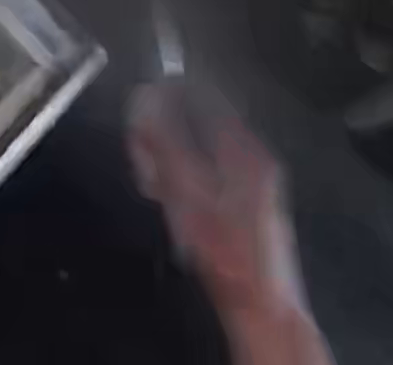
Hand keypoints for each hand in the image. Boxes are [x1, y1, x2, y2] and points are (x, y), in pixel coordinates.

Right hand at [126, 81, 304, 317]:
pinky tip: (164, 193)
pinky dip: (173, 168)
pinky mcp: (237, 189)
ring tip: (151, 182)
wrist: (257, 303)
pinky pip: (194, 159)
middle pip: (188, 113)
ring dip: (160, 152)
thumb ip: (161, 133)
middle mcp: (247, 149)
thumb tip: (143, 91)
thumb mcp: (182, 184)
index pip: (198, 88)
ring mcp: (245, 170)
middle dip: (155, 129)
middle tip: (140, 158)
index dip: (161, 89)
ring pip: (187, 137)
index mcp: (239, 143)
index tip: (135, 111)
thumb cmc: (220, 244)